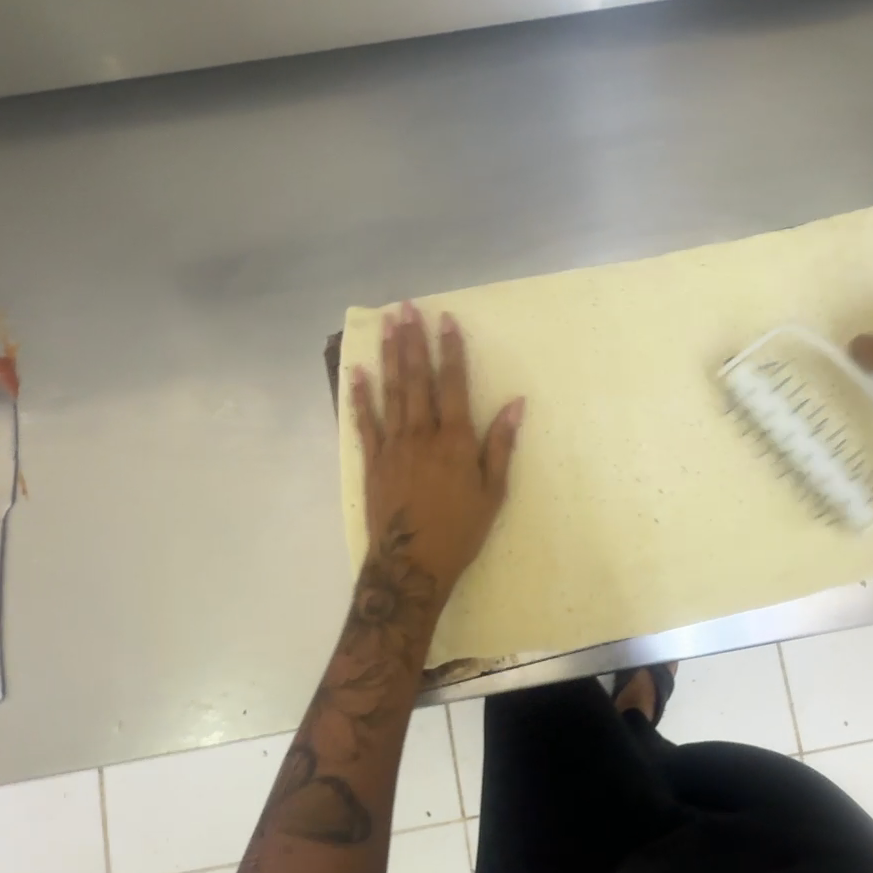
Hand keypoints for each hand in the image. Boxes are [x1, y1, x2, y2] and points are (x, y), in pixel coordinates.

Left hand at [351, 303, 523, 594]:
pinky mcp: (372, 461)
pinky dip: (359, 395)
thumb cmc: (460, 530)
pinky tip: (357, 371)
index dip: (450, 349)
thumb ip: (500, 445)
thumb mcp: (493, 492)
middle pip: (417, 379)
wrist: (412, 565)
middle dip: (413, 341)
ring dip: (390, 356)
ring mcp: (393, 445)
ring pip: (391, 392)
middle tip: (406, 307)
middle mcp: (422, 434)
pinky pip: (364, 422)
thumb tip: (515, 404)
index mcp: (455, 440)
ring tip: (387, 325)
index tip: (445, 319)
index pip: (453, 383)